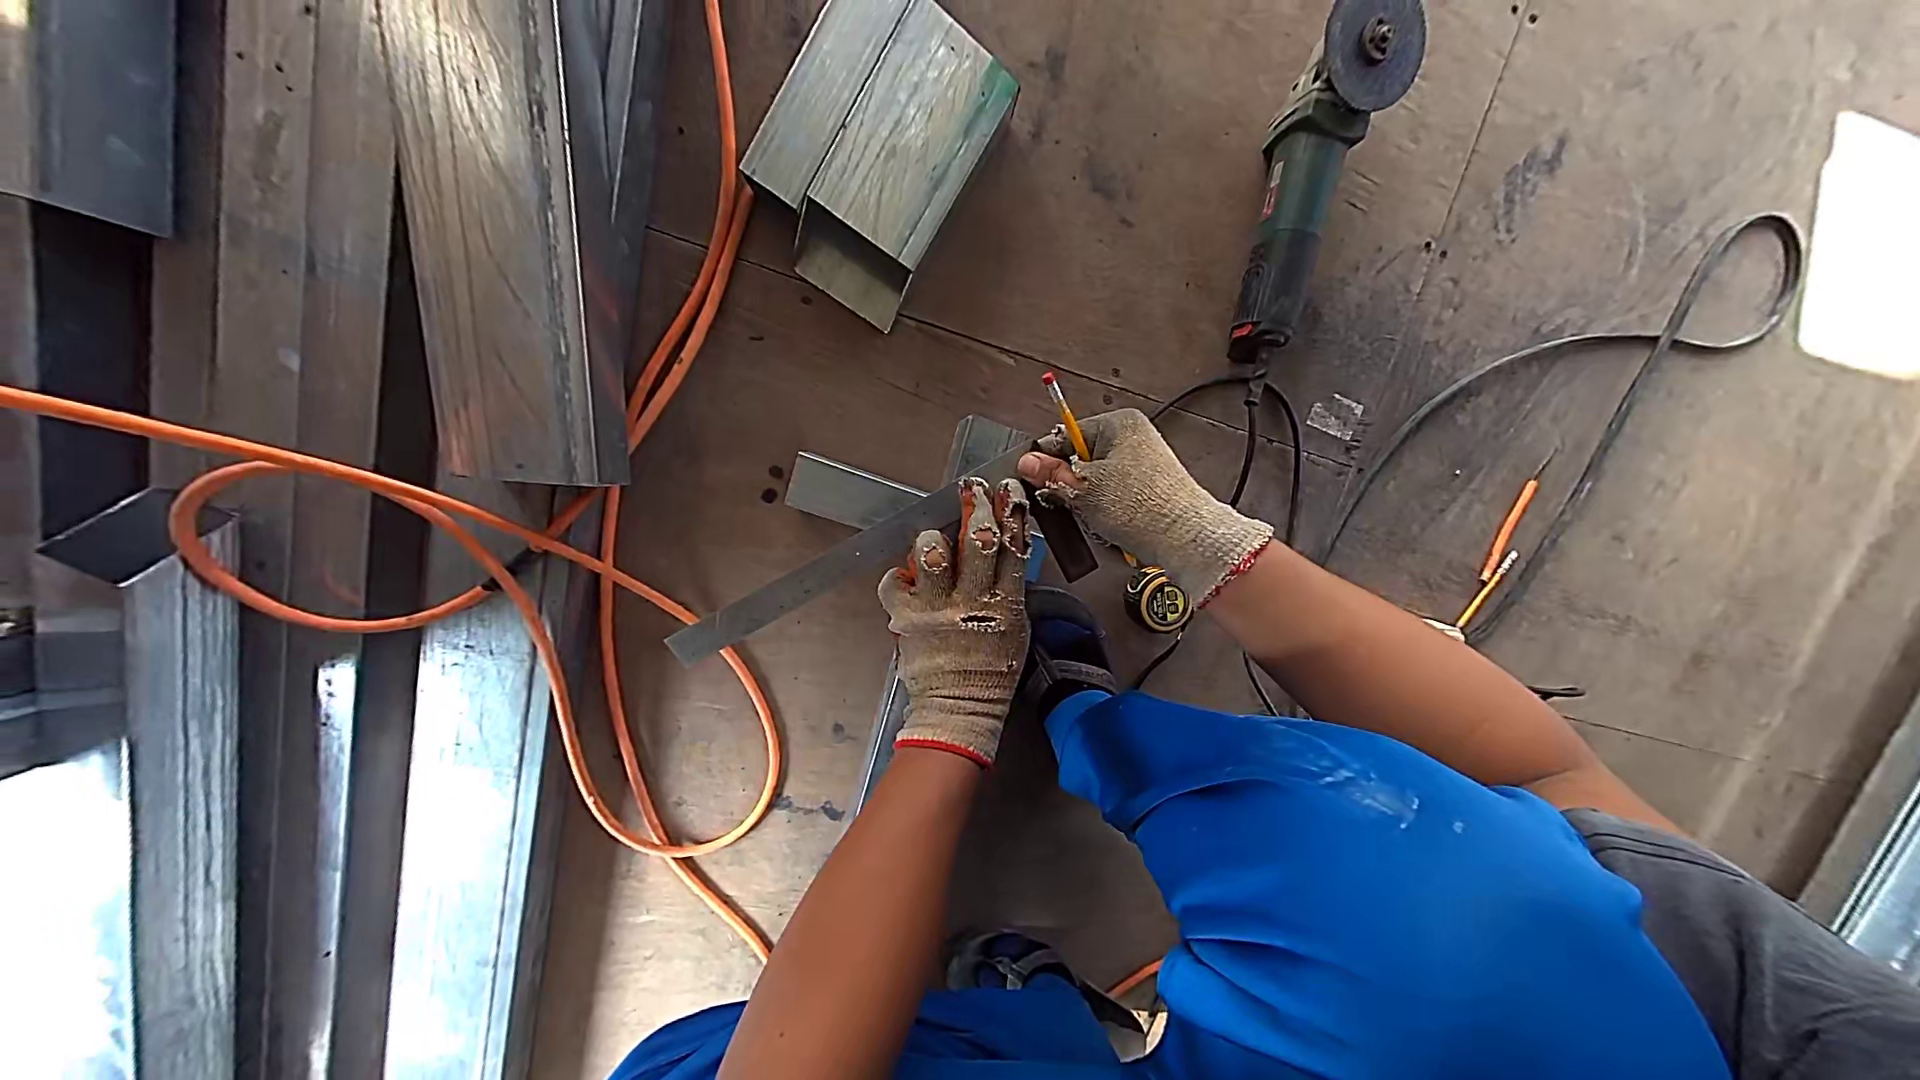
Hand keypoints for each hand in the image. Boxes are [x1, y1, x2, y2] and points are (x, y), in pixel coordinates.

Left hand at [877, 477, 1031, 766]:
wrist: (959, 707)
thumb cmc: (990, 670)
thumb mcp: (1015, 629)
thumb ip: (1008, 590)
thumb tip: (1005, 550)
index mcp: (1004, 605)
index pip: (1013, 549)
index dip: (1012, 513)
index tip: (1008, 490)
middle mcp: (971, 604)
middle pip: (979, 543)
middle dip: (977, 507)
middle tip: (973, 489)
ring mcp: (936, 611)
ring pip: (934, 557)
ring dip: (933, 540)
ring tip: (934, 536)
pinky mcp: (907, 620)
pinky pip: (895, 584)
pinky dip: (898, 576)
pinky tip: (906, 577)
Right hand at [1017, 407, 1271, 602]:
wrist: (1185, 540)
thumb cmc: (1142, 506)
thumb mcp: (1084, 488)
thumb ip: (1051, 474)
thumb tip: (1027, 463)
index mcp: (1118, 424)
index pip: (1064, 435)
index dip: (1046, 460)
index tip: (1031, 479)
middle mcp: (1132, 439)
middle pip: (1079, 460)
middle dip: (1069, 486)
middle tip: (1064, 504)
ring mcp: (1140, 467)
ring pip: (1093, 484)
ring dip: (1086, 504)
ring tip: (1093, 518)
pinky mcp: (1146, 493)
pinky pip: (1110, 500)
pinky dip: (1103, 514)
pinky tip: (1107, 526)